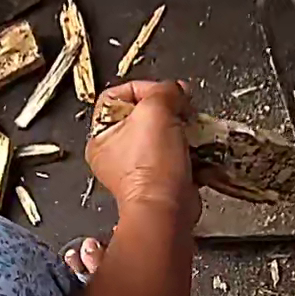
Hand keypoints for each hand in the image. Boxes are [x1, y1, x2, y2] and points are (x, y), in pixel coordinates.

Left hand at [86, 80, 199, 227]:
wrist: (167, 206)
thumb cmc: (152, 165)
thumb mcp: (156, 107)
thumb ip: (164, 89)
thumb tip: (176, 91)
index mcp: (100, 138)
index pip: (116, 97)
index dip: (142, 89)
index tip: (163, 93)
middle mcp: (115, 155)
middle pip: (141, 115)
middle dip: (166, 108)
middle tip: (181, 108)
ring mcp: (137, 169)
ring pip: (161, 134)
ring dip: (180, 127)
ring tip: (190, 128)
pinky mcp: (159, 181)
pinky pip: (174, 154)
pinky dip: (186, 148)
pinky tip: (194, 146)